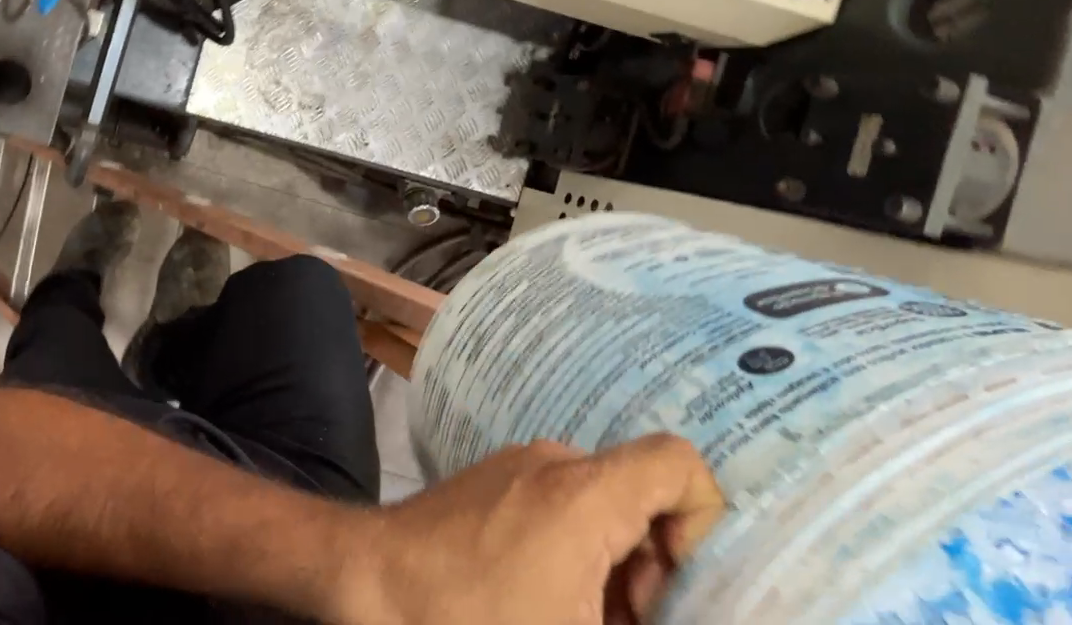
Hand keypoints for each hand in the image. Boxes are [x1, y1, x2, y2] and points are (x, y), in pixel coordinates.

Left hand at [332, 434, 725, 624]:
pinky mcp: (486, 484)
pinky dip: (571, 554)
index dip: (705, 527)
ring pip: (598, 508)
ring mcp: (513, 468)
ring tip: (584, 620)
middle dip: (656, 570)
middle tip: (625, 622)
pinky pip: (555, 507)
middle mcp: (552, 463)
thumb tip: (638, 608)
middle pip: (643, 497)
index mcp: (584, 491)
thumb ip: (637, 620)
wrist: (366, 581)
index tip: (675, 592)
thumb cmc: (471, 616)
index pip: (680, 465)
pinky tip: (545, 604)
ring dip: (613, 570)